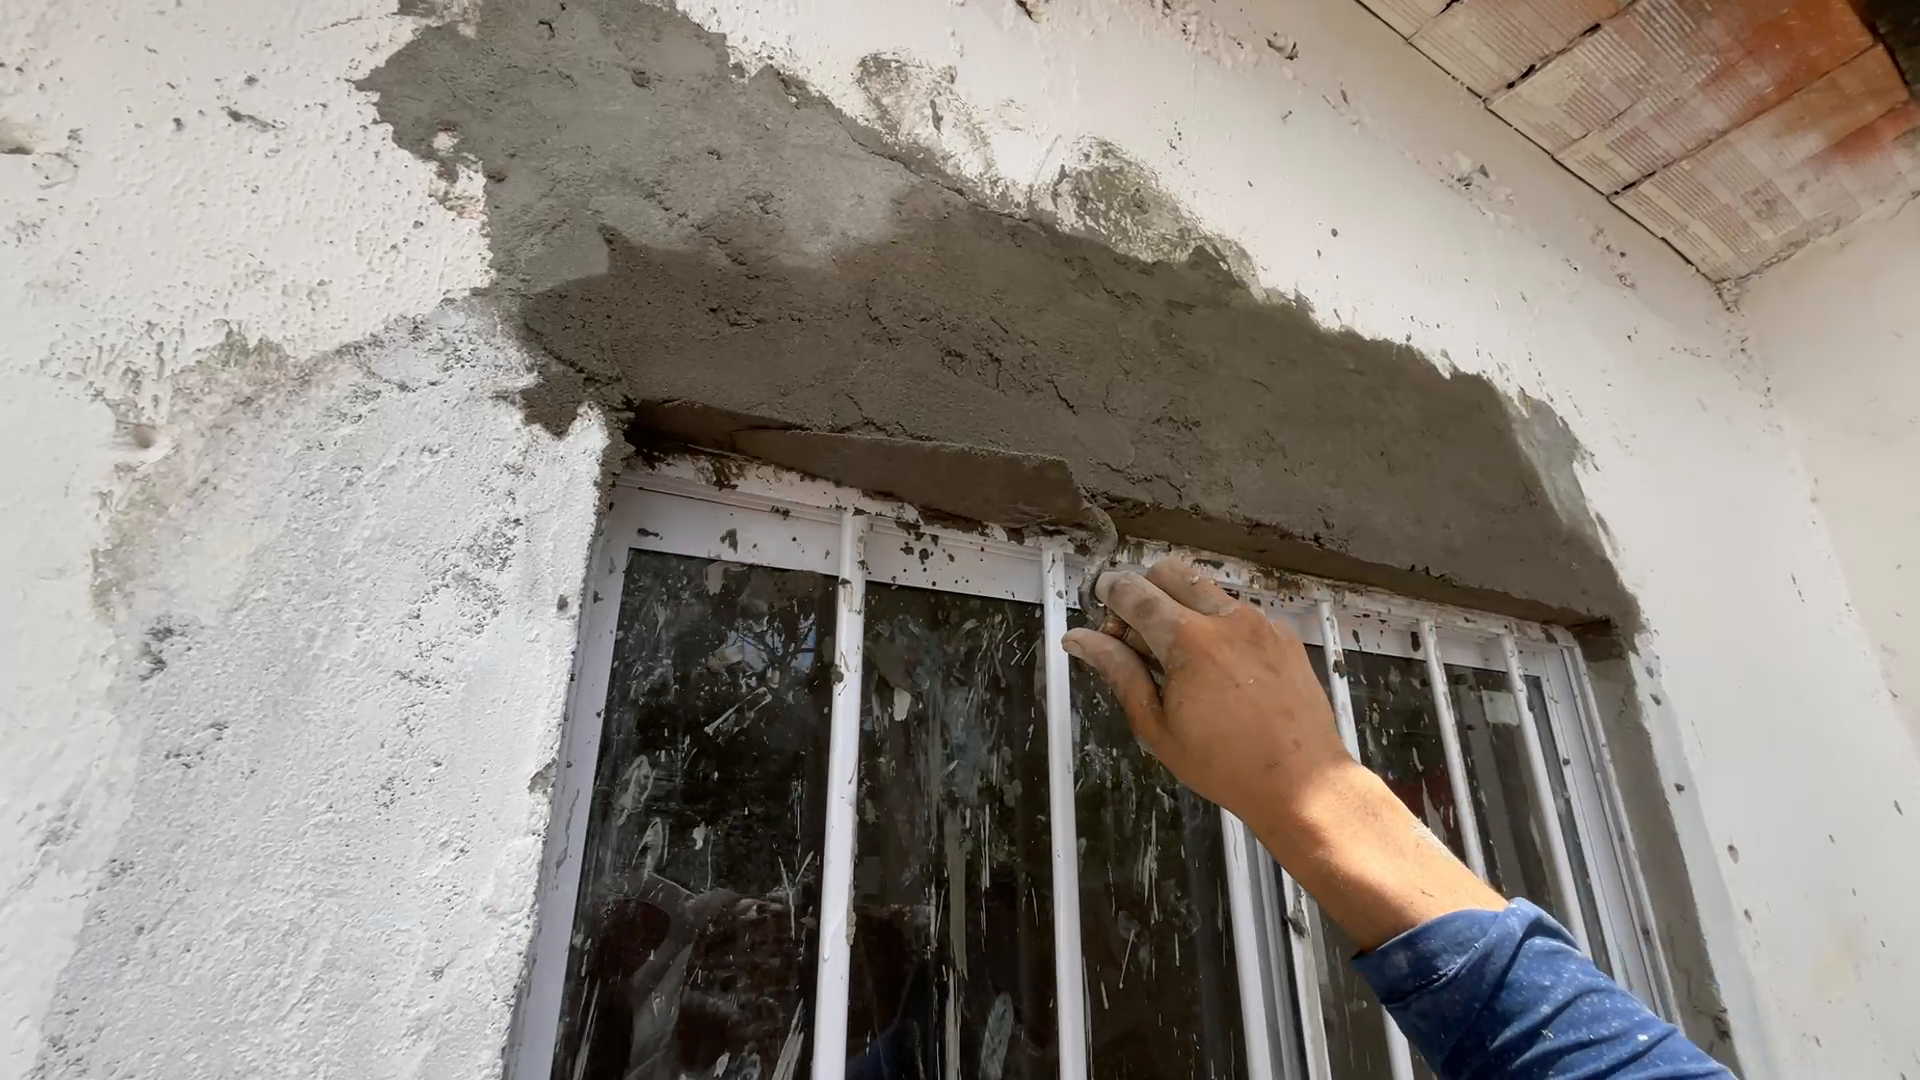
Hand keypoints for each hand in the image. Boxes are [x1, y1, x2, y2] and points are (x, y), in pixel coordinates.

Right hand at [1062, 557, 1503, 948]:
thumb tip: (1078, 638)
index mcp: (1187, 640)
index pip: (1133, 591)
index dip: (1108, 590)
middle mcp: (1225, 617)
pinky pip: (1237, 610)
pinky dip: (1216, 622)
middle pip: (1168, 571)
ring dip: (1180, 604)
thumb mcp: (1156, 725)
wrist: (1304, 784)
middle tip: (1136, 632)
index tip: (1099, 598)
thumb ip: (1118, 670)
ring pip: (1204, 587)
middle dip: (1144, 589)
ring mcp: (1259, 621)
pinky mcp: (1282, 632)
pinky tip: (1219, 665)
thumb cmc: (1223, 764)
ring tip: (1179, 653)